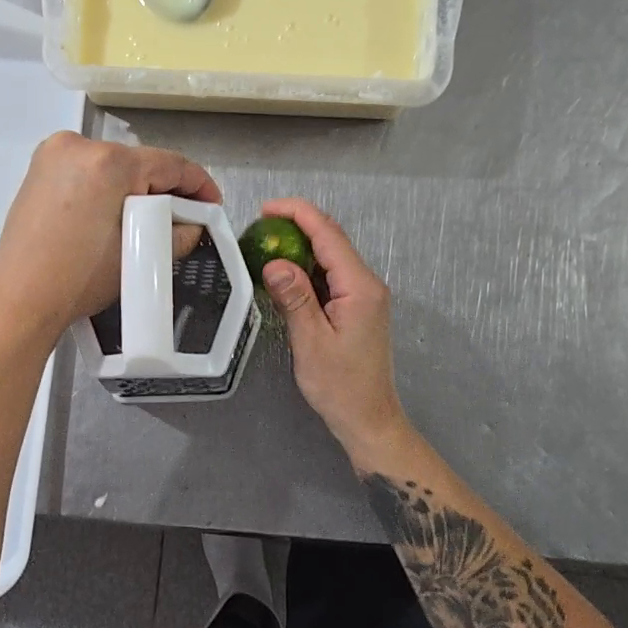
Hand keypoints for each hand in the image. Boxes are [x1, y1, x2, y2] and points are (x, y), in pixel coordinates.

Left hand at [0, 132, 219, 333]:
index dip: (198, 183)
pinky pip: (87, 172)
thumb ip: (175, 234)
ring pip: (112, 166)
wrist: (20, 298)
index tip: (212, 203)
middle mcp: (78, 147)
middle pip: (138, 162)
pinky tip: (115, 217)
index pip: (168, 163)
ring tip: (148, 222)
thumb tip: (191, 225)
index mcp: (107, 162)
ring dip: (134, 189)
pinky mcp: (39, 172)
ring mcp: (52, 156)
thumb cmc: (78, 278)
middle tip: (183, 218)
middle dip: (164, 189)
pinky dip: (106, 189)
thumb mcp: (137, 255)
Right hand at [258, 198, 410, 457]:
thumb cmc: (340, 386)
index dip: (298, 214)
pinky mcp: (358, 309)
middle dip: (297, 226)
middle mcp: (367, 285)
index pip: (328, 235)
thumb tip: (275, 263)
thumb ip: (294, 298)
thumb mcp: (310, 341)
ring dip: (301, 248)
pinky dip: (308, 271)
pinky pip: (332, 278)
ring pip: (331, 258)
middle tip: (259, 228)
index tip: (266, 209)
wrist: (368, 418)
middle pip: (332, 240)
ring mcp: (364, 296)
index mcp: (360, 287)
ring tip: (266, 248)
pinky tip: (285, 276)